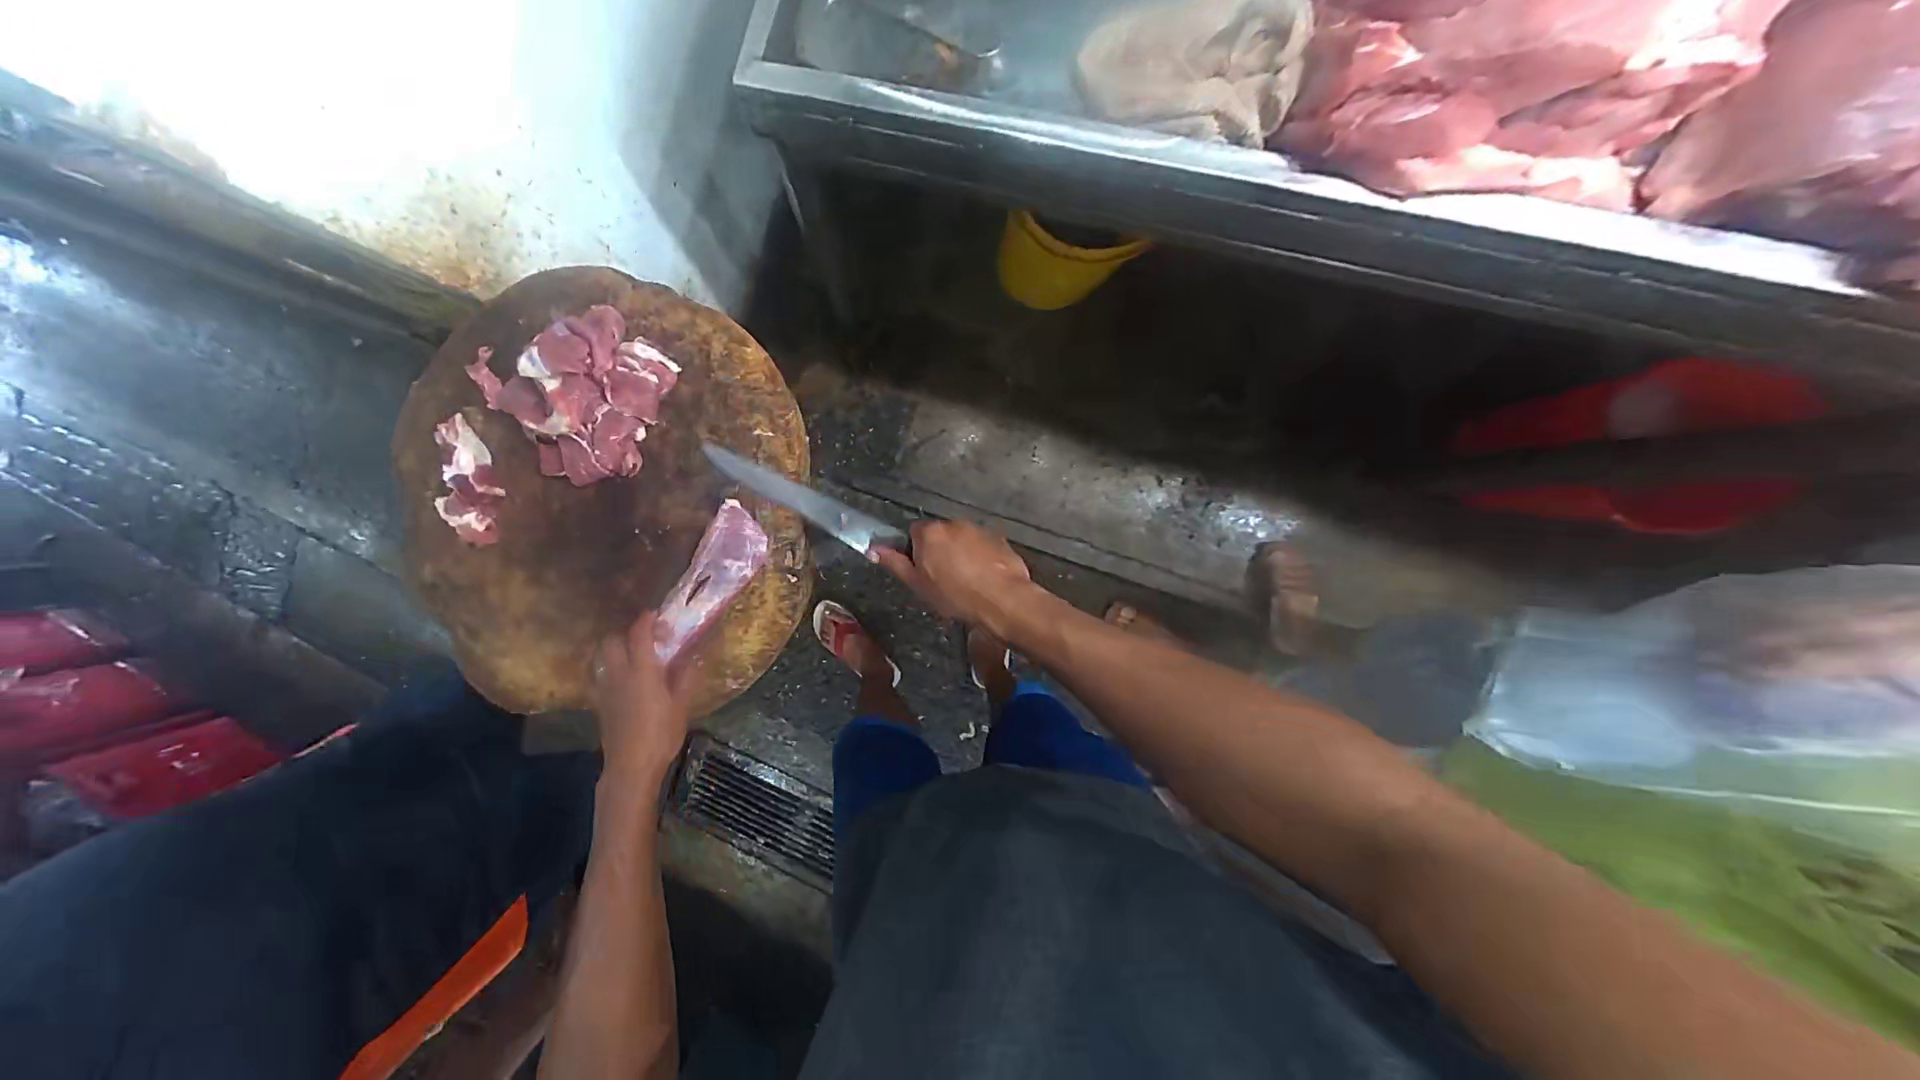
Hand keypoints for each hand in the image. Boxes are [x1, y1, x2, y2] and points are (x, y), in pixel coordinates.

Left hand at [592, 612, 695, 786]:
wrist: (631, 766)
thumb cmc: (661, 734)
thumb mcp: (682, 705)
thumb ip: (686, 677)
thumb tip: (694, 656)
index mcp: (641, 670)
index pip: (638, 634)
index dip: (647, 620)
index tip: (657, 615)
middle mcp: (618, 674)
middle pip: (612, 641)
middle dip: (627, 633)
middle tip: (647, 638)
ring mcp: (605, 689)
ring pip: (602, 657)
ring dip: (616, 649)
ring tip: (634, 656)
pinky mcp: (599, 703)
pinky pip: (600, 676)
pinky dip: (610, 668)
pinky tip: (624, 679)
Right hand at [872, 520, 1035, 633]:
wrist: (1002, 601)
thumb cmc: (957, 596)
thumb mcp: (918, 584)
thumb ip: (895, 563)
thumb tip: (875, 550)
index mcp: (930, 533)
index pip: (913, 533)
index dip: (916, 553)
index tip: (921, 570)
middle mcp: (954, 525)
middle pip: (939, 536)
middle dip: (939, 553)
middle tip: (941, 581)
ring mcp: (979, 531)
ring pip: (962, 542)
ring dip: (961, 556)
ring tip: (965, 584)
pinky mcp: (999, 541)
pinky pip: (983, 548)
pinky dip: (981, 560)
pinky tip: (983, 581)